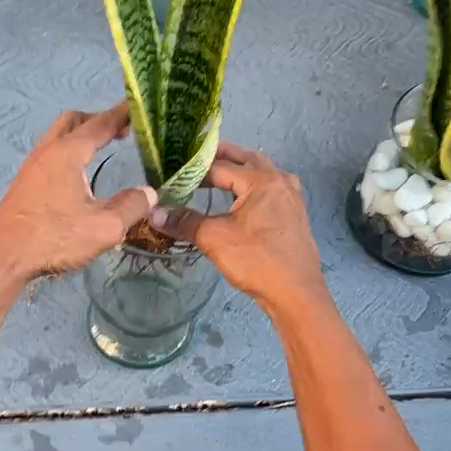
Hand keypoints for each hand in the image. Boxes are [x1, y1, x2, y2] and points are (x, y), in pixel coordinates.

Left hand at [0, 103, 156, 282]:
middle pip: (74, 120)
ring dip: (81, 135)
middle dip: (98, 119)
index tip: (138, 108)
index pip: (100, 124)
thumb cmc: (54, 238)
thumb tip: (149, 193)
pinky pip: (51, 154)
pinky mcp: (25, 184)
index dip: (121, 115)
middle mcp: (48, 151)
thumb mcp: (104, 227)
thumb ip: (131, 206)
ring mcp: (32, 167)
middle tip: (120, 130)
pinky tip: (78, 174)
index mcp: (68, 153)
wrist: (3, 258)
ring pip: (58, 136)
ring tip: (102, 149)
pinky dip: (69, 151)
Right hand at [152, 143, 329, 317]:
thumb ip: (184, 221)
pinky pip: (273, 188)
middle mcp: (280, 181)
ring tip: (222, 174)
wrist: (296, 293)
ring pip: (264, 172)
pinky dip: (256, 185)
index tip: (175, 174)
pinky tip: (246, 198)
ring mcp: (291, 198)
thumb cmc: (256, 260)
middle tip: (198, 159)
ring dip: (243, 168)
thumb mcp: (214, 239)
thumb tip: (153, 212)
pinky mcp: (295, 215)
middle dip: (223, 157)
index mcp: (261, 181)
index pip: (221, 167)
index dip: (195, 171)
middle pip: (248, 159)